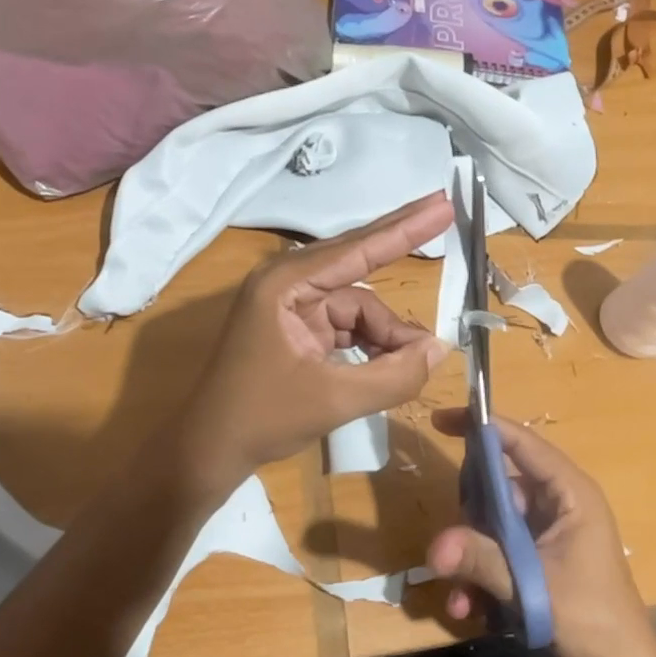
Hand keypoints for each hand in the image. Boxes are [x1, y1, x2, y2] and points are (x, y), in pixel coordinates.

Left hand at [179, 193, 453, 480]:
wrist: (209, 452)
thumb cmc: (262, 419)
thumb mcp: (334, 401)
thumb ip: (393, 375)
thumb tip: (439, 348)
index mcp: (285, 285)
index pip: (358, 249)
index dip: (405, 228)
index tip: (442, 204)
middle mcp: (287, 283)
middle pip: (358, 262)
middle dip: (401, 249)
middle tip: (446, 215)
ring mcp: (292, 306)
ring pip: (359, 305)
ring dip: (387, 332)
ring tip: (413, 362)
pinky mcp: (297, 329)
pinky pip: (348, 325)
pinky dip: (372, 344)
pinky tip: (392, 365)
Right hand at [425, 409, 655, 656]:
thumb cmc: (590, 619)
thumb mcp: (532, 586)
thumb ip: (483, 560)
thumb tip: (435, 546)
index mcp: (570, 493)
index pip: (521, 443)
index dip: (482, 428)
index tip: (442, 420)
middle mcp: (559, 503)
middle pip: (499, 488)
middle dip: (469, 523)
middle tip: (448, 552)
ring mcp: (550, 530)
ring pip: (494, 525)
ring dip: (472, 558)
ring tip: (461, 599)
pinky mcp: (542, 556)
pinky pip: (501, 550)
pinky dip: (483, 574)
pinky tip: (472, 609)